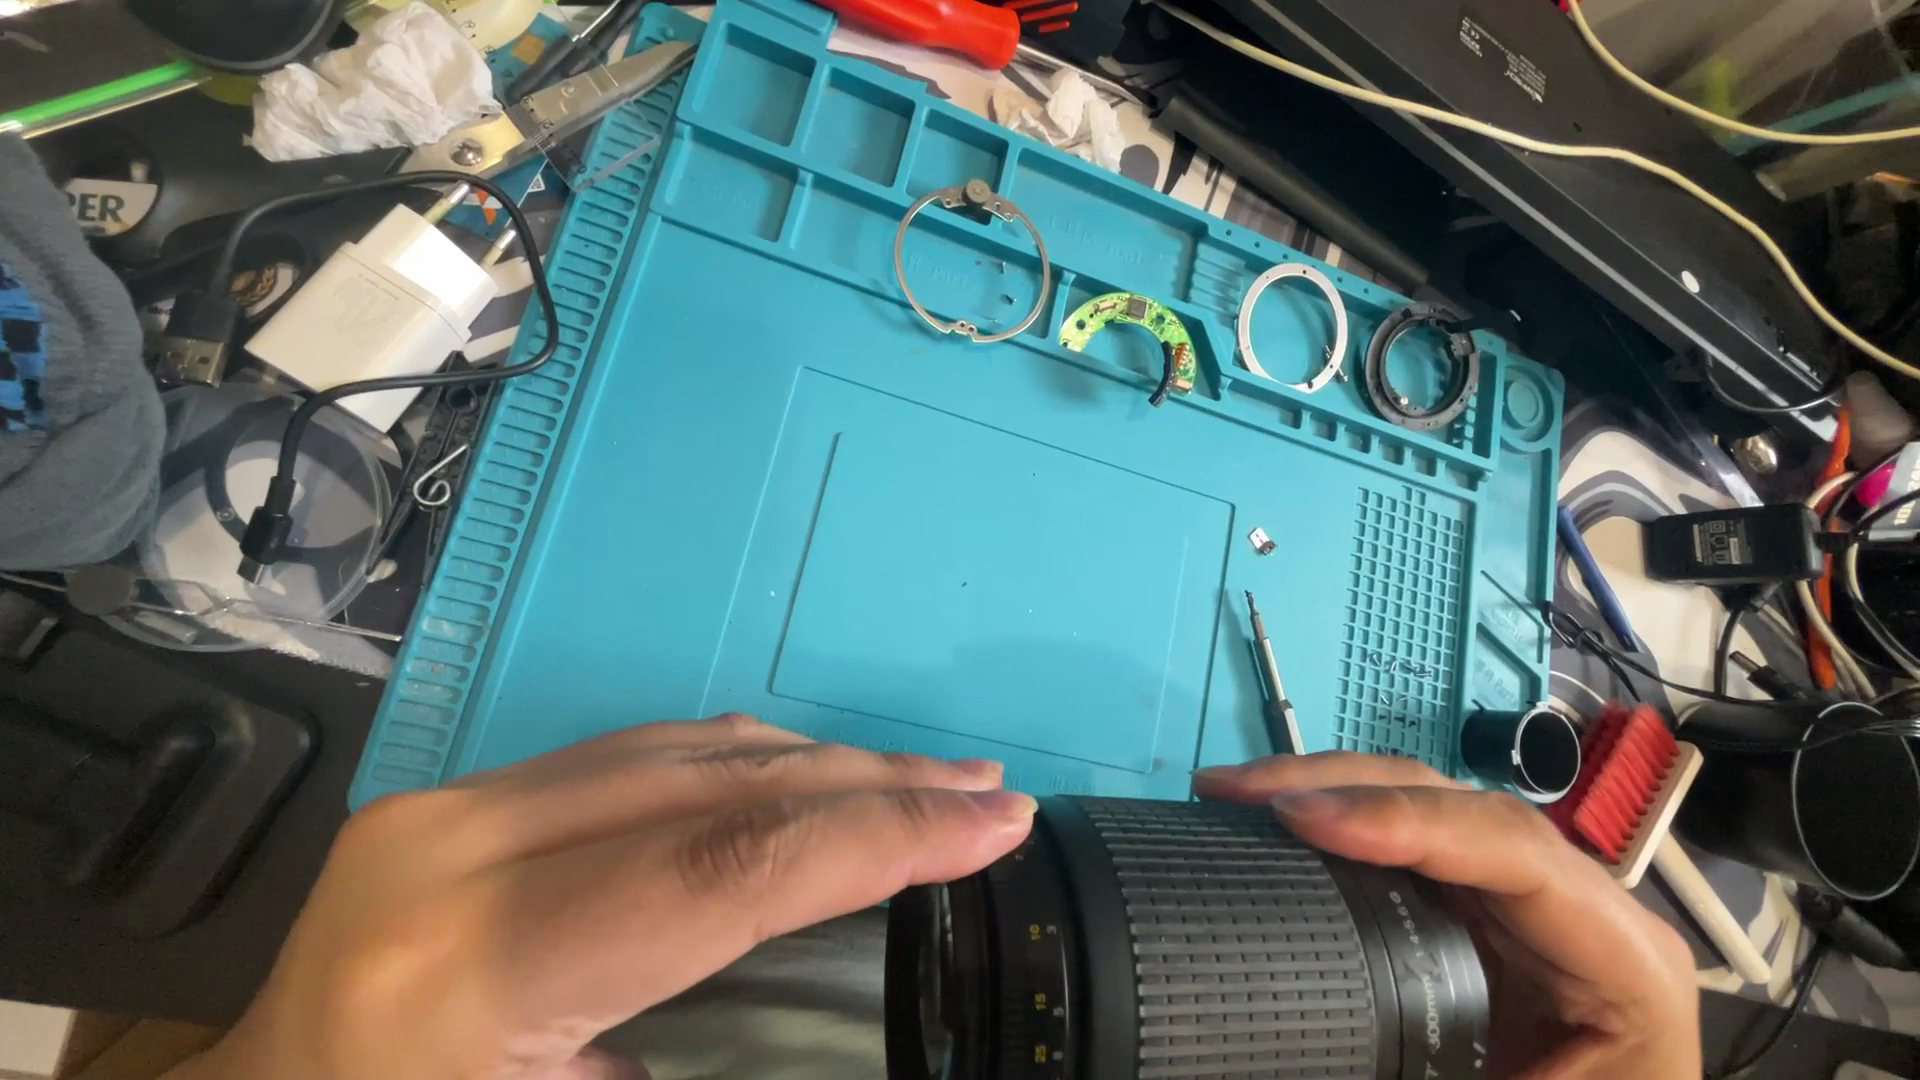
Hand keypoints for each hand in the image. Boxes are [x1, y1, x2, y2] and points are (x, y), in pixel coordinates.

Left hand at [169, 715, 1034, 1079]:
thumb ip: (713, 1063)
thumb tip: (848, 1025)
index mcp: (473, 968)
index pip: (730, 866)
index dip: (879, 835)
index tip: (993, 823)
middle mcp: (461, 847)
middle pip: (725, 784)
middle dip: (878, 784)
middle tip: (988, 791)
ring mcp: (460, 802)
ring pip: (694, 750)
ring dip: (829, 761)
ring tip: (929, 778)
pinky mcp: (472, 794)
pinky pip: (649, 754)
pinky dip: (757, 758)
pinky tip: (816, 769)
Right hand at [1194, 752, 1699, 1079]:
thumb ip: (1432, 1068)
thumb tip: (1314, 1016)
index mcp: (1613, 952)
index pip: (1509, 848)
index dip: (1404, 819)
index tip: (1297, 819)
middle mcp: (1558, 894)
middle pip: (1442, 799)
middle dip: (1329, 783)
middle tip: (1232, 791)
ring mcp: (1500, 885)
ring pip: (1405, 797)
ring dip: (1310, 782)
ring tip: (1226, 789)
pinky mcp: (1454, 889)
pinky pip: (1385, 829)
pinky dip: (1320, 808)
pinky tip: (1264, 807)